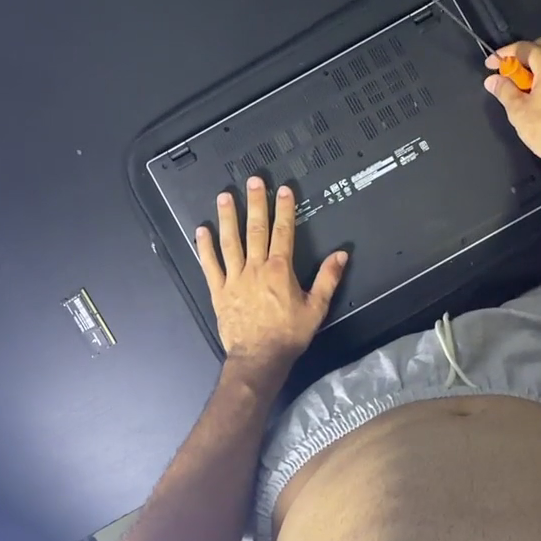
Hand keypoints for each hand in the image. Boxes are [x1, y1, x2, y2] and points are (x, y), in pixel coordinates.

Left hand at [195, 176, 348, 369]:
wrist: (259, 358)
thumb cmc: (287, 336)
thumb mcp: (316, 308)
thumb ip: (328, 279)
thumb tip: (340, 256)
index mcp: (279, 270)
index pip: (283, 232)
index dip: (284, 209)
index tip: (283, 190)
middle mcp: (255, 269)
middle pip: (255, 229)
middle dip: (256, 203)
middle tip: (253, 181)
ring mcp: (235, 279)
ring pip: (230, 242)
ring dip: (228, 217)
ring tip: (225, 197)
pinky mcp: (219, 291)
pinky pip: (210, 265)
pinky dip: (205, 248)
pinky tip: (201, 232)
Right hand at [484, 37, 540, 175]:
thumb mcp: (518, 111)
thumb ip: (504, 90)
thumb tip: (492, 80)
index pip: (526, 48)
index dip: (505, 54)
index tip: (491, 64)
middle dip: (523, 55)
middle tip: (509, 72)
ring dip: (536, 68)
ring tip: (521, 87)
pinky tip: (537, 98)